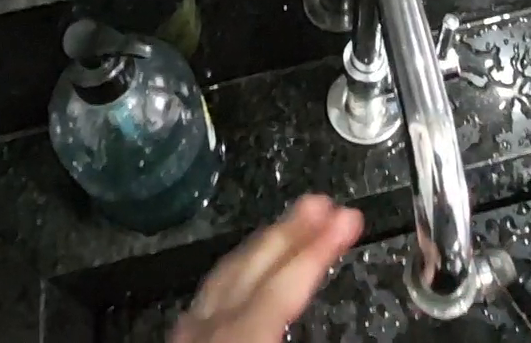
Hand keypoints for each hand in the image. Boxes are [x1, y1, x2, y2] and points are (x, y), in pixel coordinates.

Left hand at [171, 195, 363, 341]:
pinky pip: (211, 290)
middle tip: (328, 202)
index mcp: (240, 336)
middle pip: (255, 263)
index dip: (320, 245)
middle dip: (295, 227)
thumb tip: (329, 293)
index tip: (351, 216)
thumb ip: (299, 321)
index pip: (286, 282)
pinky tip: (248, 264)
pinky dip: (238, 267)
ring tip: (297, 220)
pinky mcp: (180, 339)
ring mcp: (188, 332)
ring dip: (267, 241)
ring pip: (229, 269)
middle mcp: (209, 326)